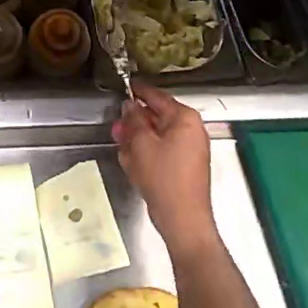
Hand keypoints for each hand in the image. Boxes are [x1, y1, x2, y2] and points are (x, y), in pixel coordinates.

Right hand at [113, 84, 216, 257]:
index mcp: (185, 119)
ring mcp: (189, 150)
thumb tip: (130, 105)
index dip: (139, 92)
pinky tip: (131, 163)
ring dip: (137, 141)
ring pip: (157, 136)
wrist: (182, 220)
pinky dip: (146, 155)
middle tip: (117, 127)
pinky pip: (161, 152)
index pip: (158, 97)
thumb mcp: (142, 144)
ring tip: (122, 147)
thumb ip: (134, 120)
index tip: (126, 86)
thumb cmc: (164, 178)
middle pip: (157, 117)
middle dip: (135, 123)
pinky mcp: (184, 167)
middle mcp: (191, 131)